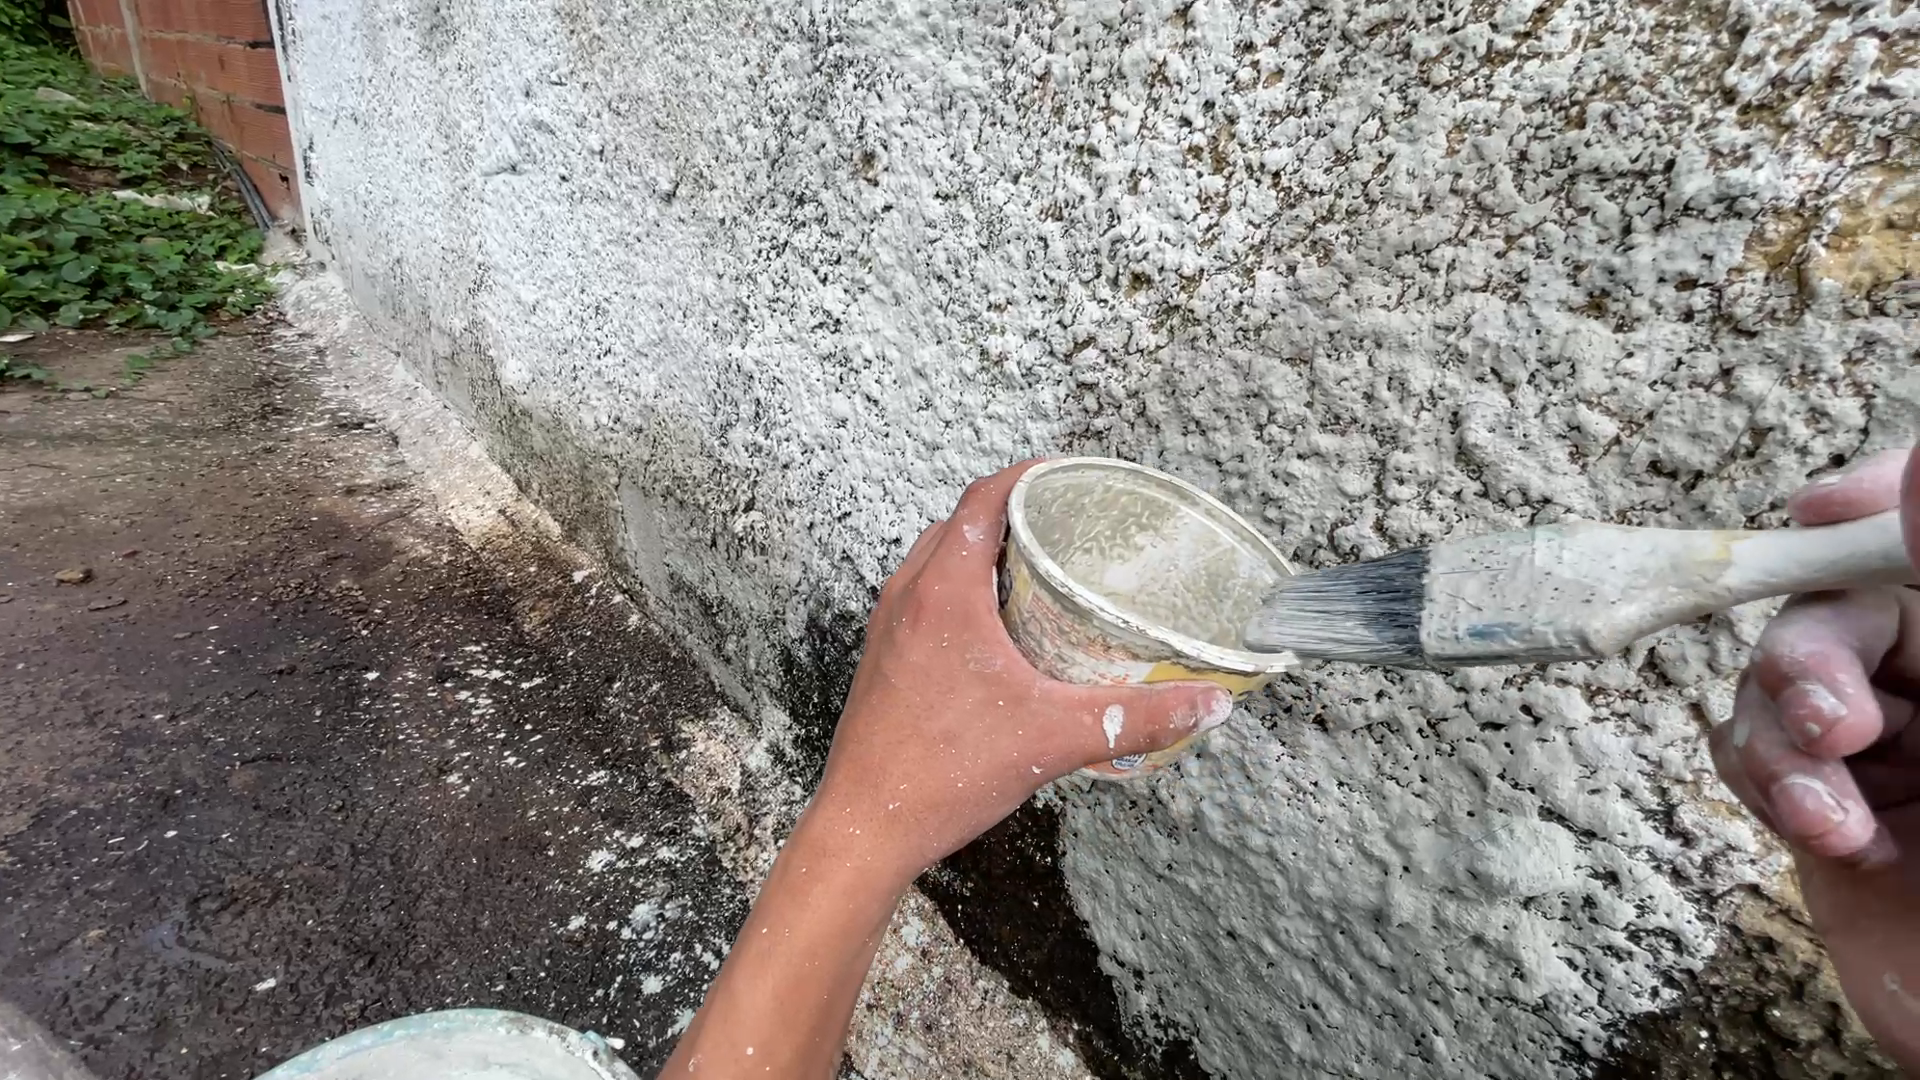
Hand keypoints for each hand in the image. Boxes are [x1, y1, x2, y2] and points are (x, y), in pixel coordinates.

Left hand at [662, 460, 1231, 1078]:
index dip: (1027, 475)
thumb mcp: (1053, 738)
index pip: (983, 499)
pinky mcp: (884, 651)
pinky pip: (922, 591)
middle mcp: (908, 594)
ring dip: (981, 547)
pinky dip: (959, 583)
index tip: (1067, 474)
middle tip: (1064, 524)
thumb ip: (1135, 718)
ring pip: (936, 556)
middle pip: (961, 521)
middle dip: (1011, 510)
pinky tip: (995, 622)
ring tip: (1036, 566)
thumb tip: (1209, 706)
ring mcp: (889, 622)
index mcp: (944, 592)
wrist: (864, 826)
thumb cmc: (946, 773)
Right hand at [1710, 447, 1919, 1066]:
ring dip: (1780, 745)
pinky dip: (1768, 788)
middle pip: (1832, 619)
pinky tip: (1828, 833)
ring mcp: (1891, 751)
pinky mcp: (1829, 806)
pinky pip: (1753, 761)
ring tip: (1829, 812)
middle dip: (1807, 660)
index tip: (1825, 511)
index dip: (1879, 510)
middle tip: (1833, 722)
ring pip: (1772, 691)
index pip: (1916, 552)